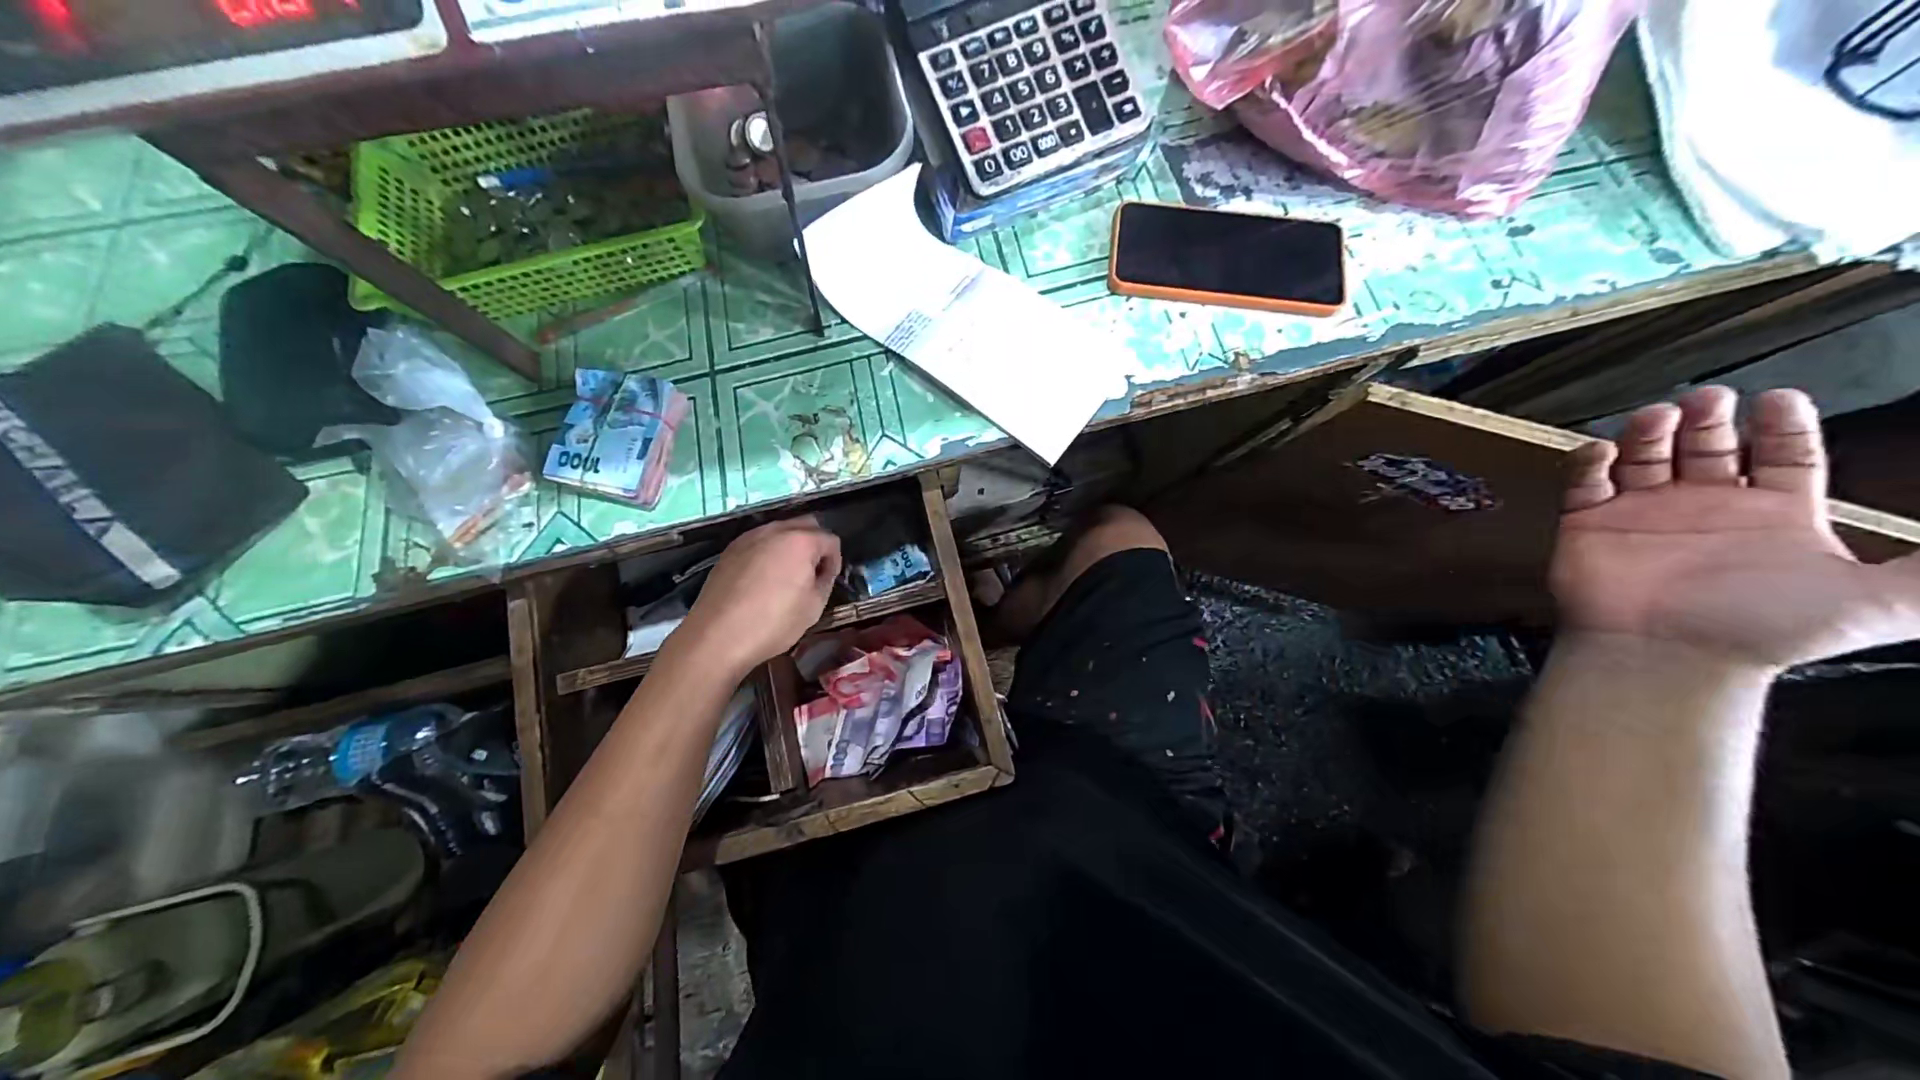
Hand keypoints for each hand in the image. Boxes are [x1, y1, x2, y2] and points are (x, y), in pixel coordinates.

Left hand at [676, 516, 841, 676]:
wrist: (716, 636)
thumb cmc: (773, 623)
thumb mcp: (814, 606)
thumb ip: (824, 580)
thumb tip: (821, 570)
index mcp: (801, 541)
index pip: (830, 539)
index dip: (835, 561)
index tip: (828, 581)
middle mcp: (775, 530)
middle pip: (806, 524)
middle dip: (815, 544)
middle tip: (811, 573)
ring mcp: (748, 538)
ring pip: (779, 531)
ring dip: (790, 547)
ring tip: (786, 577)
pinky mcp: (729, 551)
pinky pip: (758, 543)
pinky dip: (767, 553)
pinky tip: (762, 580)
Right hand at [1551, 386, 1919, 668]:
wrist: (1669, 654)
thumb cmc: (1763, 628)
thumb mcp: (1885, 601)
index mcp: (1771, 517)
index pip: (1781, 454)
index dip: (1784, 423)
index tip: (1779, 399)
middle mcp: (1706, 510)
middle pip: (1707, 446)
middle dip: (1708, 417)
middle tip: (1710, 399)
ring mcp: (1642, 514)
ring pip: (1644, 455)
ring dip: (1650, 430)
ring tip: (1661, 417)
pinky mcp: (1589, 523)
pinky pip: (1584, 482)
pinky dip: (1589, 462)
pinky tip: (1605, 453)